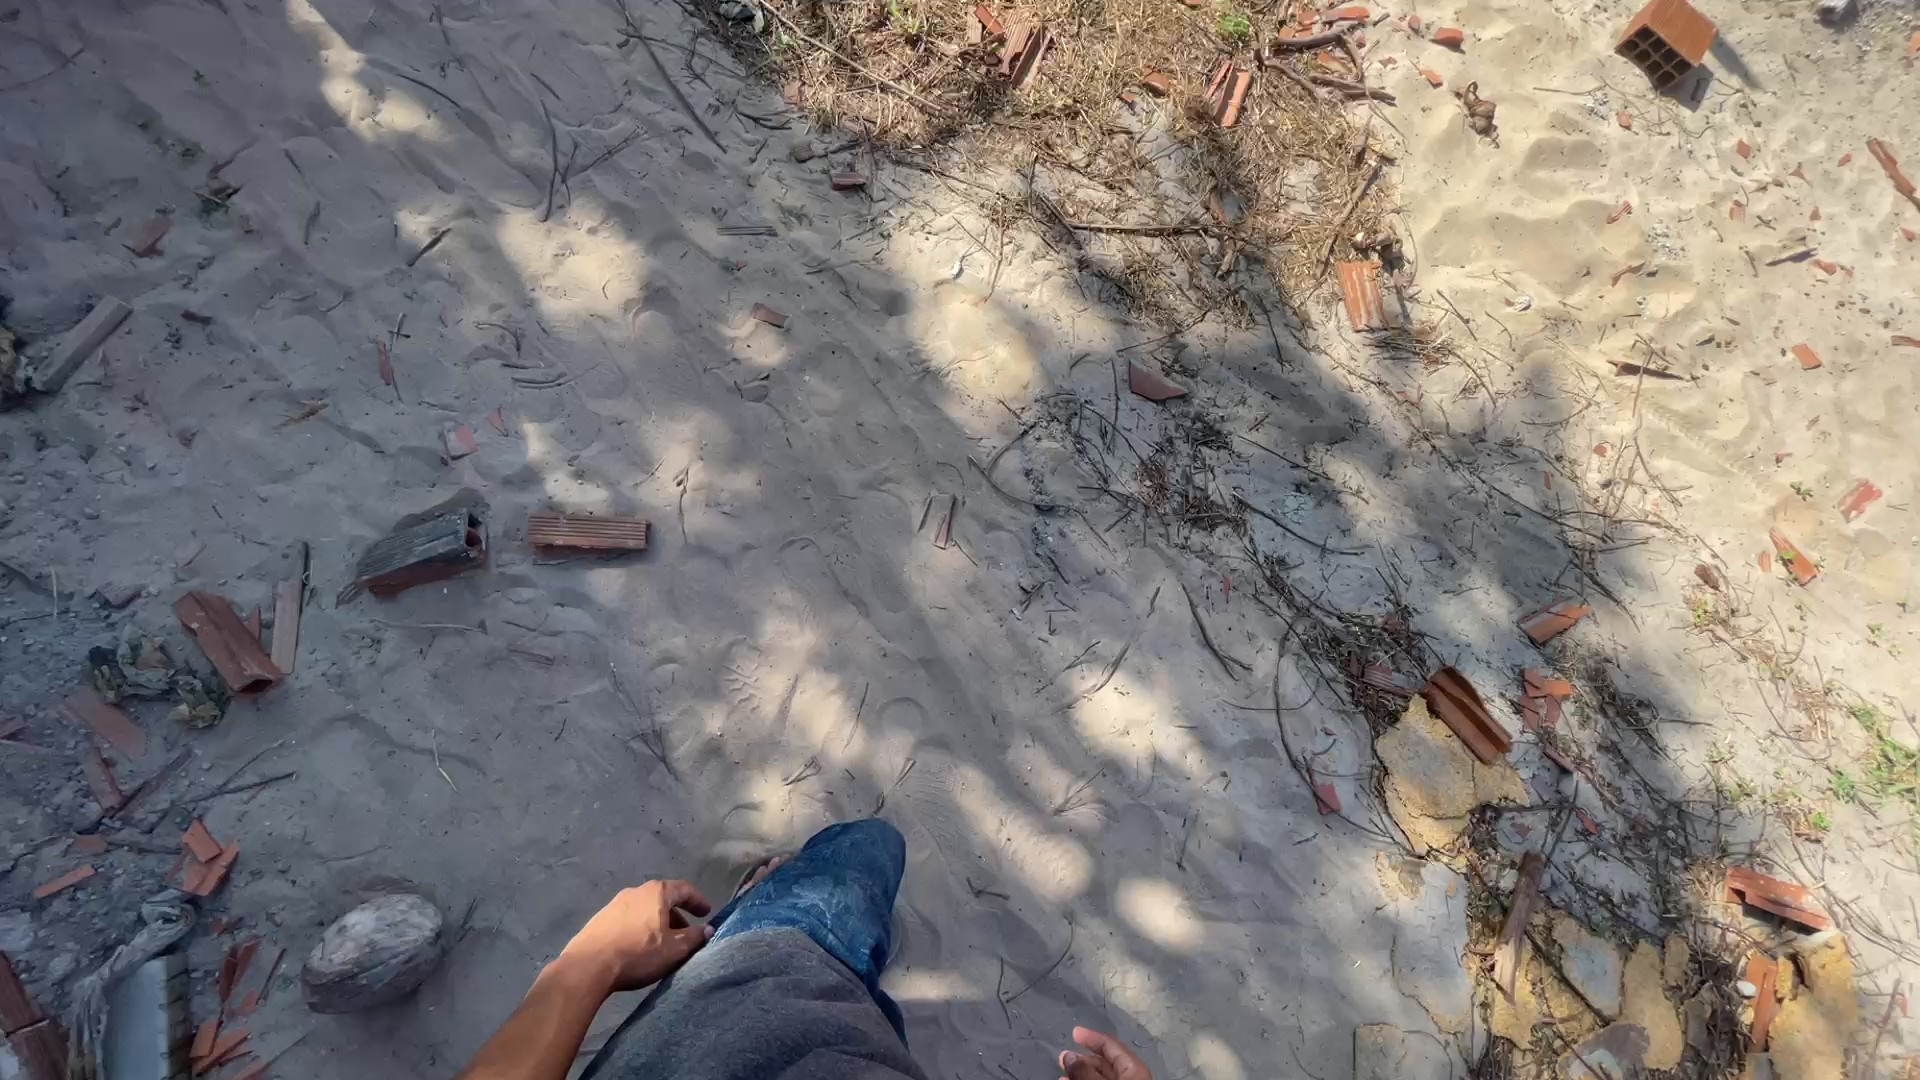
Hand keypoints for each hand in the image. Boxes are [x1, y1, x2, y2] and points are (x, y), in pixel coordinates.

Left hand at [555, 879, 712, 991]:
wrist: (586, 968)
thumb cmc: (637, 953)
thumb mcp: (673, 949)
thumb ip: (694, 937)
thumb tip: (708, 929)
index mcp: (657, 892)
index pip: (684, 890)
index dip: (698, 900)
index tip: (707, 913)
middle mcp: (636, 891)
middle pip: (663, 899)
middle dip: (676, 915)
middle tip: (685, 932)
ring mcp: (614, 905)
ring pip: (644, 910)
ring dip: (656, 923)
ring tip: (660, 943)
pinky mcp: (598, 921)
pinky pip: (626, 920)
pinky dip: (637, 929)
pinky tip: (636, 947)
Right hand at [1058, 1028, 1151, 1079]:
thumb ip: (1085, 1070)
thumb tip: (1067, 1055)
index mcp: (1134, 1066)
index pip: (1109, 1043)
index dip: (1090, 1036)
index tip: (1074, 1032)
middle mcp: (1132, 1076)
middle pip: (1104, 1061)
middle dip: (1082, 1059)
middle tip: (1063, 1058)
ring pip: (1100, 1077)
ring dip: (1081, 1073)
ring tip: (1063, 1075)